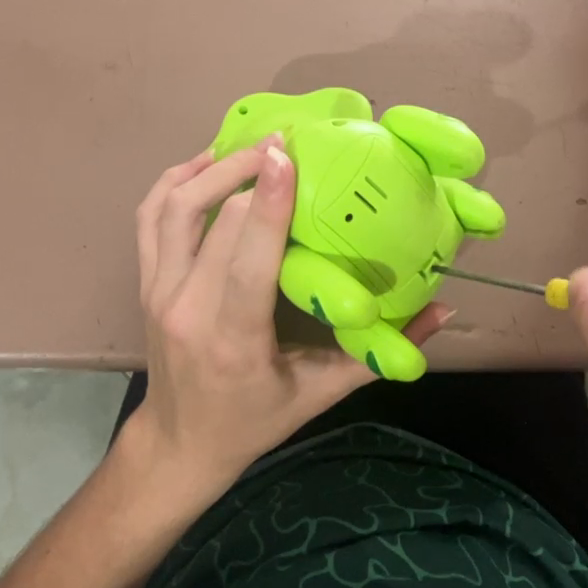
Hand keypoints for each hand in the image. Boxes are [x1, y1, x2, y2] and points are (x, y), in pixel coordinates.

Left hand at [128, 139, 449, 486]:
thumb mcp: (319, 394)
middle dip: (251, 173)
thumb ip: (377, 353)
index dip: (268, 204)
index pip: (247, 260)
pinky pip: (149, 215)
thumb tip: (442, 310)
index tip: (287, 156)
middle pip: (218, 220)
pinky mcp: (145, 281)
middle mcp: (187, 308)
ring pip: (175, 207)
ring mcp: (158, 291)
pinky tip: (207, 162)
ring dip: (213, 168)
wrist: (179, 442)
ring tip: (253, 145)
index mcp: (233, 340)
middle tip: (290, 144)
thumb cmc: (253, 421)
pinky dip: (176, 180)